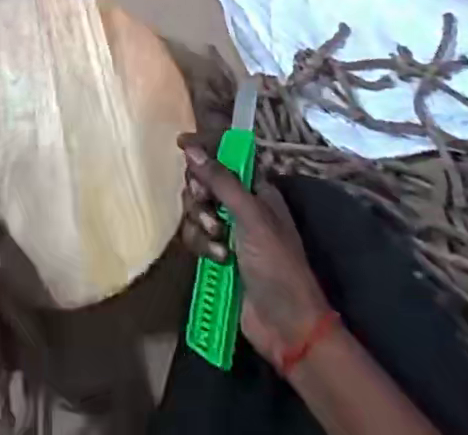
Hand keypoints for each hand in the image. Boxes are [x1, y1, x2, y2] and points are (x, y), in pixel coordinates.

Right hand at [180, 134, 332, 368]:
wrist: (286, 324)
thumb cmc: (276, 264)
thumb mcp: (251, 217)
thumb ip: (221, 181)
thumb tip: (191, 149)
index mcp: (257, 189)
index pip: (227, 156)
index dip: (206, 149)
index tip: (181, 144)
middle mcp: (241, 205)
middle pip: (204, 182)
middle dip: (200, 194)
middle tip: (207, 206)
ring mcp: (228, 231)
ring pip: (196, 210)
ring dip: (201, 224)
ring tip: (218, 242)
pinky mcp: (216, 254)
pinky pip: (194, 236)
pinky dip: (202, 246)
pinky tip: (218, 260)